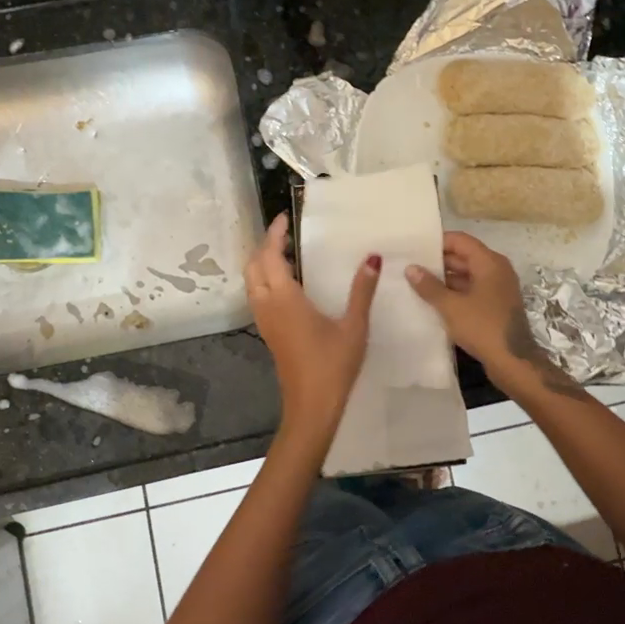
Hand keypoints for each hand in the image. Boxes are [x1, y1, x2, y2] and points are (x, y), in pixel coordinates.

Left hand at [244, 213, 379, 450]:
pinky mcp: (269, 333)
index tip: (285, 217)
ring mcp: (265, 321)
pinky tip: (289, 283)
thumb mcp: (354, 326)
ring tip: (287, 252)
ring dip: (262, 263)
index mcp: (285, 299)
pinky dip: (266, 280)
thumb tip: (372, 257)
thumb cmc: (333, 365)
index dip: (274, 234)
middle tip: (286, 233)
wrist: (312, 406)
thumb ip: (362, 290)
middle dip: (265, 245)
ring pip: (252, 282)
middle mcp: (268, 306)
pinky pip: (258, 296)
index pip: (270, 255)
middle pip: (253, 266)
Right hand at [406, 233, 579, 395]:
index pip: (460, 240)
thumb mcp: (451, 307)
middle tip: (409, 266)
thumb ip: (429, 286)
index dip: (437, 242)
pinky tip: (432, 301)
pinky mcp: (495, 306)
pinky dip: (454, 293)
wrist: (513, 362)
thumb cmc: (483, 327)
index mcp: (489, 262)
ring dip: (444, 279)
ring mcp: (497, 288)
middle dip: (437, 262)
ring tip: (415, 283)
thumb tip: (411, 268)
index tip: (413, 247)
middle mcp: (496, 270)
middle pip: (463, 257)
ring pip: (466, 275)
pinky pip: (471, 291)